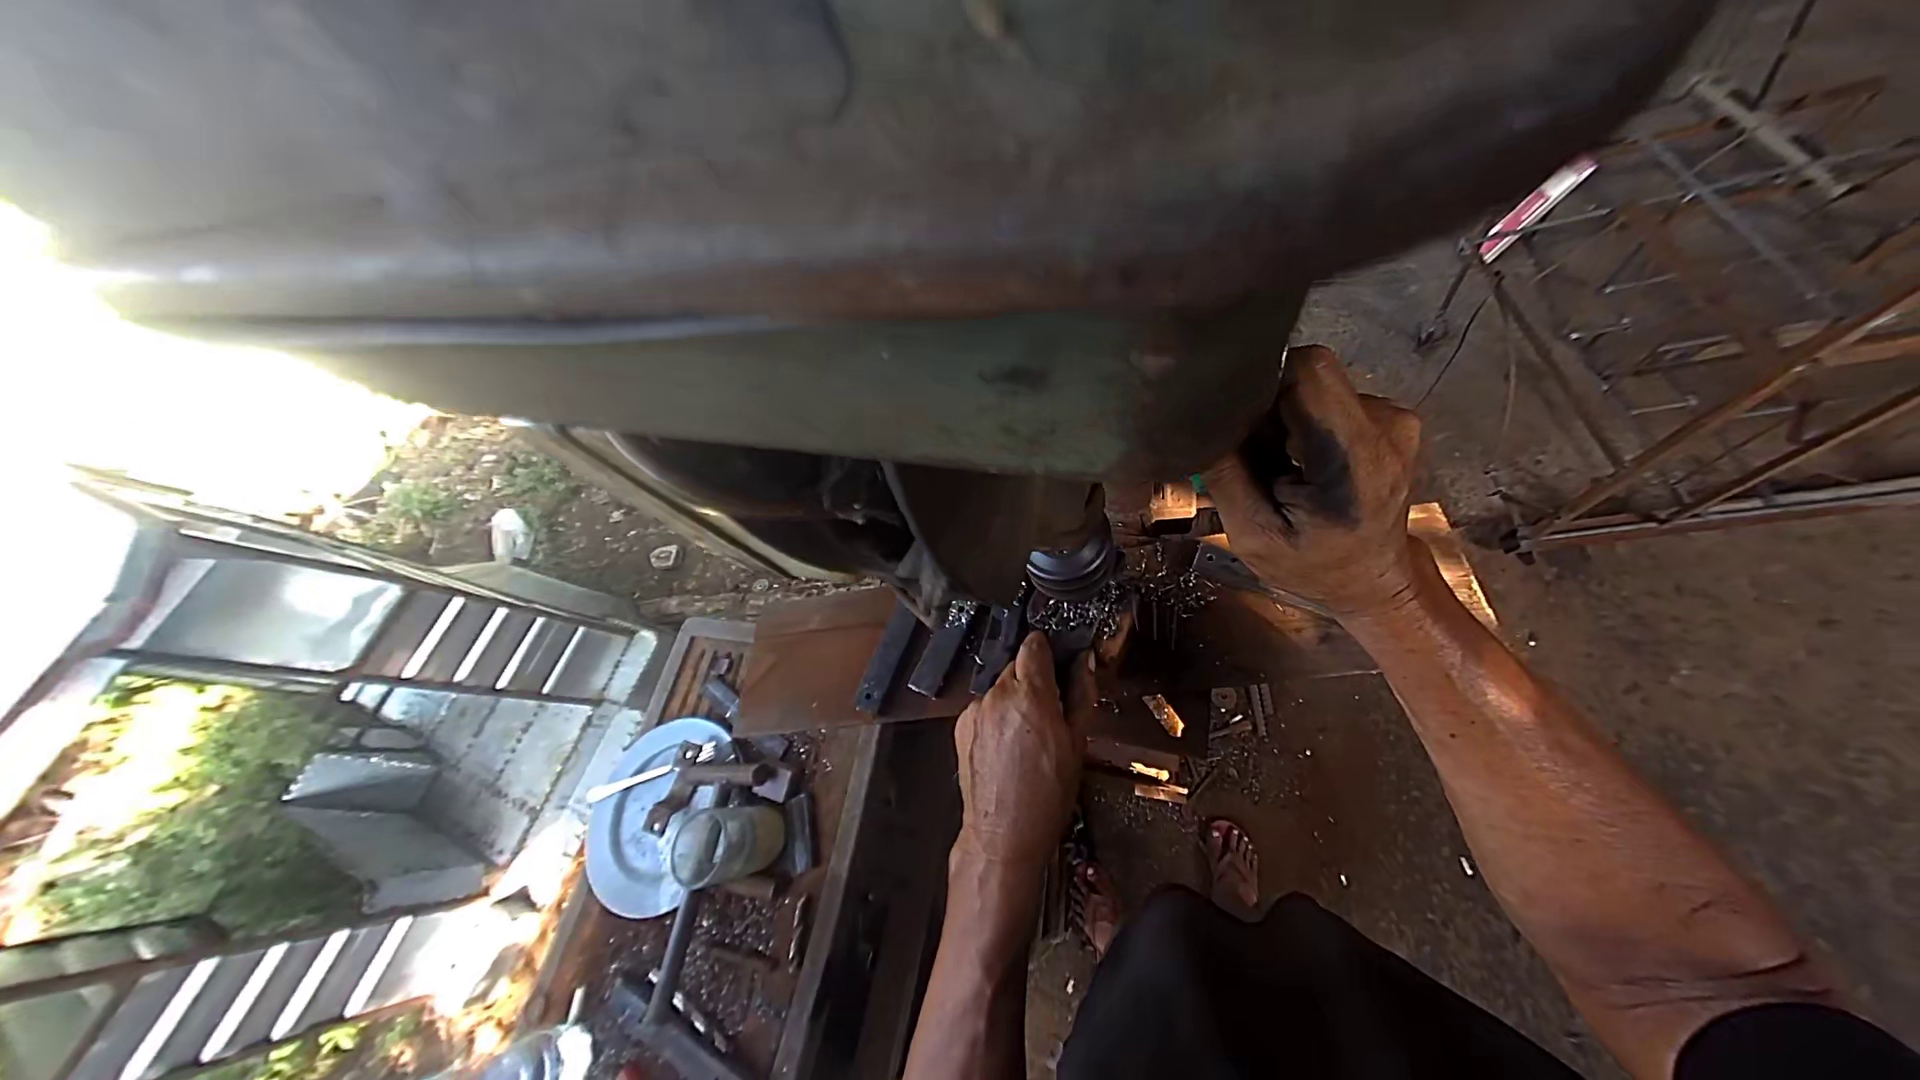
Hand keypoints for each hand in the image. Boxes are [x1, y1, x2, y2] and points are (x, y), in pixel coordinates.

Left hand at [952, 632, 1097, 868]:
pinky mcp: (961, 724)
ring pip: (998, 686)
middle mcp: (997, 695)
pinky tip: (1007, 743)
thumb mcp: (1077, 743)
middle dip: (1032, 679)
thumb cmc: (1046, 795)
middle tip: (1048, 708)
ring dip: (1013, 697)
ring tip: (1027, 733)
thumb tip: (1084, 661)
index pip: (1034, 645)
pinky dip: (995, 714)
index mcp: (1029, 694)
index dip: (1047, 650)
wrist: (1003, 834)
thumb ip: (1081, 693)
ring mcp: (975, 709)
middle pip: (1016, 665)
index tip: (1056, 661)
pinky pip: (983, 706)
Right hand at [1202, 344, 1422, 620]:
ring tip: (1276, 465)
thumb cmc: (1313, 567)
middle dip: (1267, 407)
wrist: (1371, 579)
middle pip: (1307, 374)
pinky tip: (1295, 461)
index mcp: (1356, 459)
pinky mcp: (1387, 416)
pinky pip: (1325, 397)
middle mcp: (1386, 425)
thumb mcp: (1251, 535)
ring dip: (1281, 418)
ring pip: (1312, 385)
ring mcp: (1393, 417)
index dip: (1263, 384)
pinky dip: (1299, 422)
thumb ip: (1226, 474)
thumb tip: (1199, 421)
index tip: (1240, 421)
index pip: (1308, 371)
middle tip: (1253, 457)